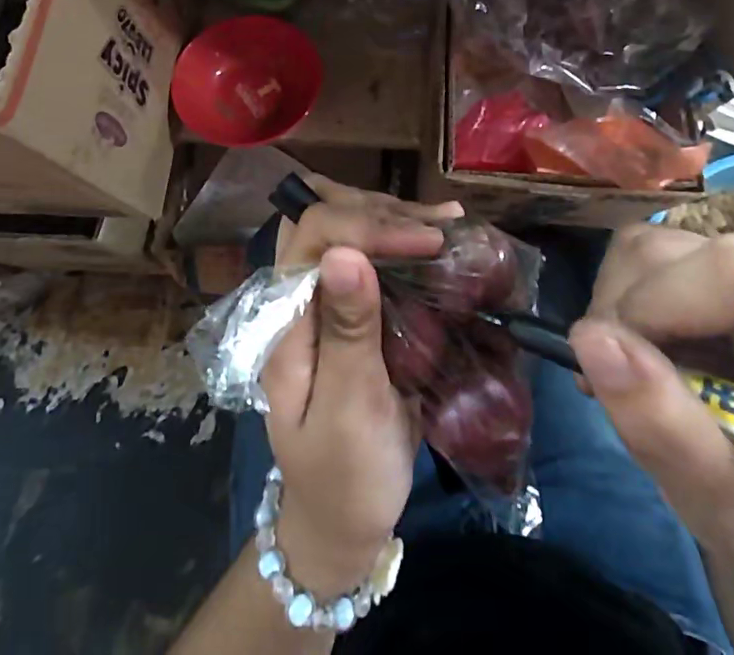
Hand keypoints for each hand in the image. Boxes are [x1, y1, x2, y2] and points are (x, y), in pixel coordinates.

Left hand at [261, 176, 462, 595]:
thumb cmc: (345, 476)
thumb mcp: (348, 410)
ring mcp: (324, 309)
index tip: (425, 241)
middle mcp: (299, 304)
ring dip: (394, 222)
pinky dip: (405, 247)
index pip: (310, 239)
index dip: (365, 227)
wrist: (344, 520)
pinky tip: (442, 240)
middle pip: (324, 226)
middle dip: (379, 213)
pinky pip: (372, 267)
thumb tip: (344, 253)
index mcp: (285, 323)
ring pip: (347, 238)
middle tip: (439, 227)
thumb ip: (345, 332)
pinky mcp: (353, 320)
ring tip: (448, 223)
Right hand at [569, 225, 733, 595]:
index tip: (620, 358)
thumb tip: (590, 339)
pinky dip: (634, 297)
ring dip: (623, 303)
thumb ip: (663, 429)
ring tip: (634, 371)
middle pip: (689, 253)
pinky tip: (649, 350)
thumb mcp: (722, 510)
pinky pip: (668, 257)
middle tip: (617, 380)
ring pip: (666, 247)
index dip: (659, 299)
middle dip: (626, 308)